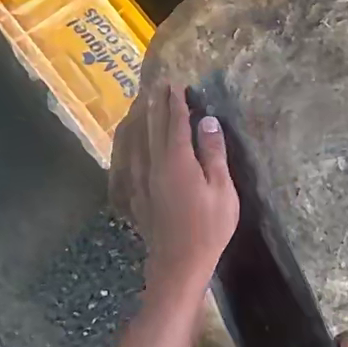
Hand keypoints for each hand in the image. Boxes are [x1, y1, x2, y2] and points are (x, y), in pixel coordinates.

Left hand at [109, 81, 237, 296]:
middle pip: (151, 128)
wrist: (179, 262)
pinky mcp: (134, 194)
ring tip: (140, 104)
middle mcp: (153, 165)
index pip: (175, 124)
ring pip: (133, 141)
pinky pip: (125, 159)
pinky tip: (127, 141)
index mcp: (177, 161)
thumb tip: (208, 121)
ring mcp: (140, 180)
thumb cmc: (210, 227)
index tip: (176, 84)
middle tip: (157, 85)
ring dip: (137, 120)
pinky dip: (126, 142)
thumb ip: (214, 153)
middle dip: (154, 105)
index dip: (176, 103)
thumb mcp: (222, 189)